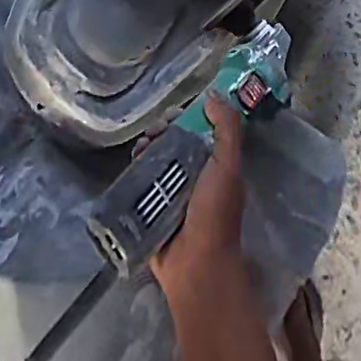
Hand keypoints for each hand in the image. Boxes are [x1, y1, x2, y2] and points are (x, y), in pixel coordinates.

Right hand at [148, 96, 278, 360]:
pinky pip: (140, 182)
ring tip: (139, 148)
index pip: (196, 133)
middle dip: (159, 133)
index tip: (170, 115)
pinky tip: (131, 163)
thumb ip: (226, 130)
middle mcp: (192, 178)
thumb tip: (213, 95)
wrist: (196, 265)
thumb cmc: (215, 213)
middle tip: (150, 133)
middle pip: (171, 144)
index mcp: (213, 167)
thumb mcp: (228, 166)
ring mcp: (170, 194)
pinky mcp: (150, 208)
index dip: (183, 119)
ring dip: (145, 149)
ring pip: (154, 160)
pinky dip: (134, 169)